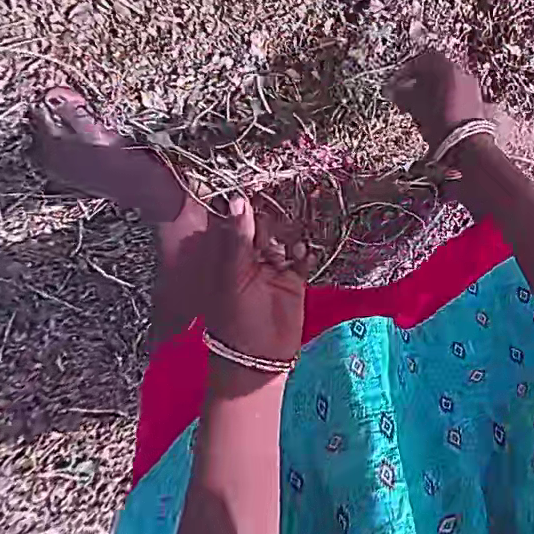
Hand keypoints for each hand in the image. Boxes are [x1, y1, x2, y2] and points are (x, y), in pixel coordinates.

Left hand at [205, 197, 307, 364]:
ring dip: (291, 229)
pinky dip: (305, 250)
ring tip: (299, 218)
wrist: (259, 358)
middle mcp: (251, 254)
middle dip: (274, 211)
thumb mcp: (233, 275)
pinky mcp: (294, 277)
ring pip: (285, 237)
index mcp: (229, 251)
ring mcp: (274, 265)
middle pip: (265, 224)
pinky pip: (302, 256)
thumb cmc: (235, 317)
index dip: (246, 199)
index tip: (257, 174)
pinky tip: (304, 248)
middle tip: (287, 190)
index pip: (237, 218)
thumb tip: (238, 200)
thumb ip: (238, 238)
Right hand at [389, 49, 489, 146]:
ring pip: (446, 86)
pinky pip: (455, 98)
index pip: (423, 60)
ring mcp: (473, 90)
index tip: (395, 83)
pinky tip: (433, 116)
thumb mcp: (414, 105)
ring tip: (416, 108)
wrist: (466, 145)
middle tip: (404, 95)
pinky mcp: (477, 106)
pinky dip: (442, 103)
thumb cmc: (438, 120)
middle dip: (417, 83)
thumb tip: (392, 90)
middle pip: (435, 73)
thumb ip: (401, 94)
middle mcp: (463, 75)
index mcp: (447, 69)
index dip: (405, 70)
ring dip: (430, 94)